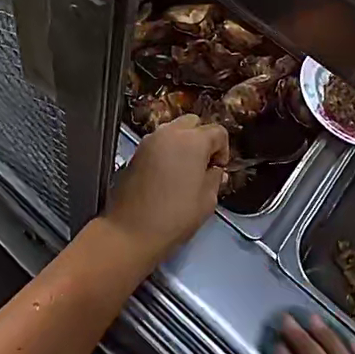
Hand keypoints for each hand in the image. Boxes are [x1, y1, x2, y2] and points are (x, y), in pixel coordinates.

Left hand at [98, 115, 228, 266]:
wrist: (131, 231)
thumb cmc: (175, 217)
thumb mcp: (207, 200)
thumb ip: (215, 178)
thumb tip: (216, 171)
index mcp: (193, 141)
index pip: (218, 132)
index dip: (223, 150)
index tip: (219, 169)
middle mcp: (170, 133)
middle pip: (194, 122)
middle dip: (203, 139)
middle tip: (204, 164)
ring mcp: (150, 140)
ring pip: (174, 129)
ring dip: (183, 142)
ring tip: (185, 170)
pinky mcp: (136, 152)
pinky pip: (158, 141)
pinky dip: (167, 150)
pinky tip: (168, 174)